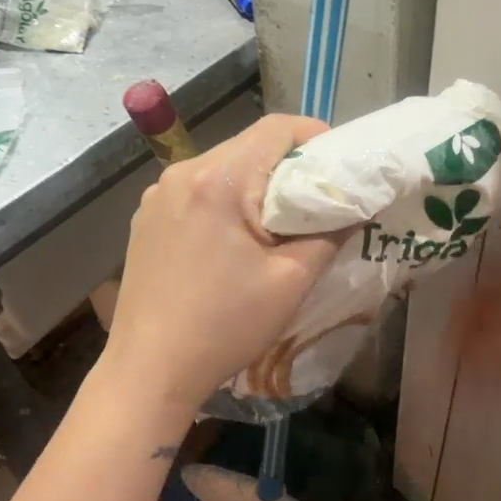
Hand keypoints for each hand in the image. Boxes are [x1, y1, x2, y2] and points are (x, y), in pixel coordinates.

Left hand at [100, 114, 344, 411]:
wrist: (150, 371)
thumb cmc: (225, 326)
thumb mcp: (292, 281)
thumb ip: (330, 233)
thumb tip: (355, 207)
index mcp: (219, 179)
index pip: (277, 128)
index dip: (317, 138)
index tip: (341, 169)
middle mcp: (182, 173)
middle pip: (249, 146)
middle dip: (289, 167)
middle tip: (319, 202)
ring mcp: (157, 196)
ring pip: (223, 169)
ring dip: (257, 186)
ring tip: (280, 225)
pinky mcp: (146, 219)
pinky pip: (198, 192)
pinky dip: (226, 203)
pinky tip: (236, 242)